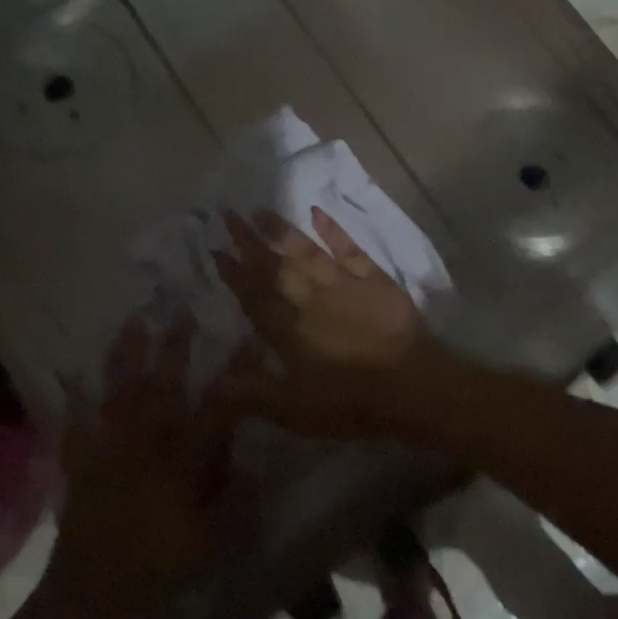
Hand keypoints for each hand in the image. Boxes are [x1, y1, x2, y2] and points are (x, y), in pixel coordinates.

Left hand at [15, 317, 232, 618]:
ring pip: (119, 399)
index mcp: (178, 471)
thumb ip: (234, 504)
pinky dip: (72, 400)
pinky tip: (67, 371)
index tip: (247, 337)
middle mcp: (143, 452)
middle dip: (173, 350)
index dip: (233, 377)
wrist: (86, 599)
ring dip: (126, 358)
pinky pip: (75, 427)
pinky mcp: (82, 467)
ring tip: (134, 320)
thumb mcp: (208, 546)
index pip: (212, 415)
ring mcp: (108, 455)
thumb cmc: (154, 570)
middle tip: (183, 310)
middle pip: (160, 393)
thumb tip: (256, 464)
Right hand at [212, 207, 454, 438]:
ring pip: (307, 251)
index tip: (216, 250)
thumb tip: (206, 384)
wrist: (411, 383)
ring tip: (261, 209)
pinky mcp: (374, 278)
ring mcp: (344, 284)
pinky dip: (332, 229)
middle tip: (229, 214)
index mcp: (288, 330)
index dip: (234, 275)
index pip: (254, 297)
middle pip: (276, 266)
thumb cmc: (349, 402)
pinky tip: (317, 212)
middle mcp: (311, 298)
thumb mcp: (293, 410)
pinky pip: (349, 248)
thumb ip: (249, 394)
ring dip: (283, 230)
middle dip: (250, 241)